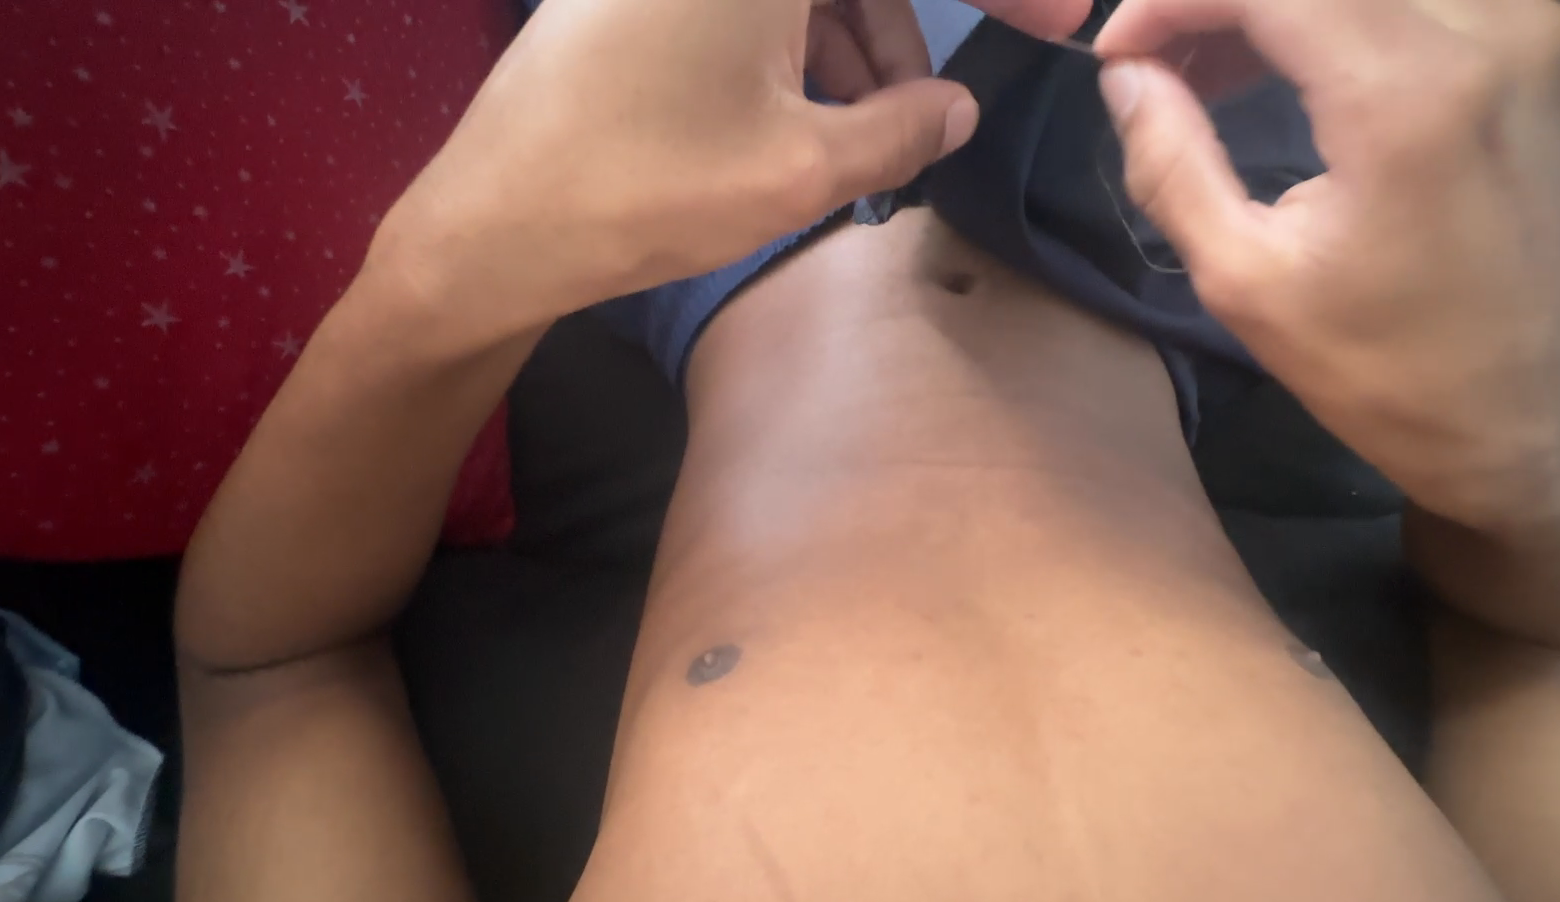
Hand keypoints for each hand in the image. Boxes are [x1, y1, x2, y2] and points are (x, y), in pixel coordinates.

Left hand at [368, 0, 1088, 357]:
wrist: (503, 222)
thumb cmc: (654, 190)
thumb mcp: (803, 169)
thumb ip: (900, 129)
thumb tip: (959, 108)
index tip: (1056, 21)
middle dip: (899, 38)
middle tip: (919, 127)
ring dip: (851, 55)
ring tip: (857, 146)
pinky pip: (750, 6)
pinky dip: (795, 54)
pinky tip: (799, 122)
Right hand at [1095, 0, 1559, 528]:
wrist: (1491, 407)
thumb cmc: (1358, 360)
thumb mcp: (1239, 277)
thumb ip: (1173, 166)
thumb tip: (1125, 80)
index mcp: (1406, 96)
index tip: (1115, 53)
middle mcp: (1488, 26)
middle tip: (1156, 64)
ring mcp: (1530, 24)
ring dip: (1274, 4)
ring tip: (1208, 69)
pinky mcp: (1539, 43)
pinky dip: (1333, 13)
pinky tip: (1283, 65)